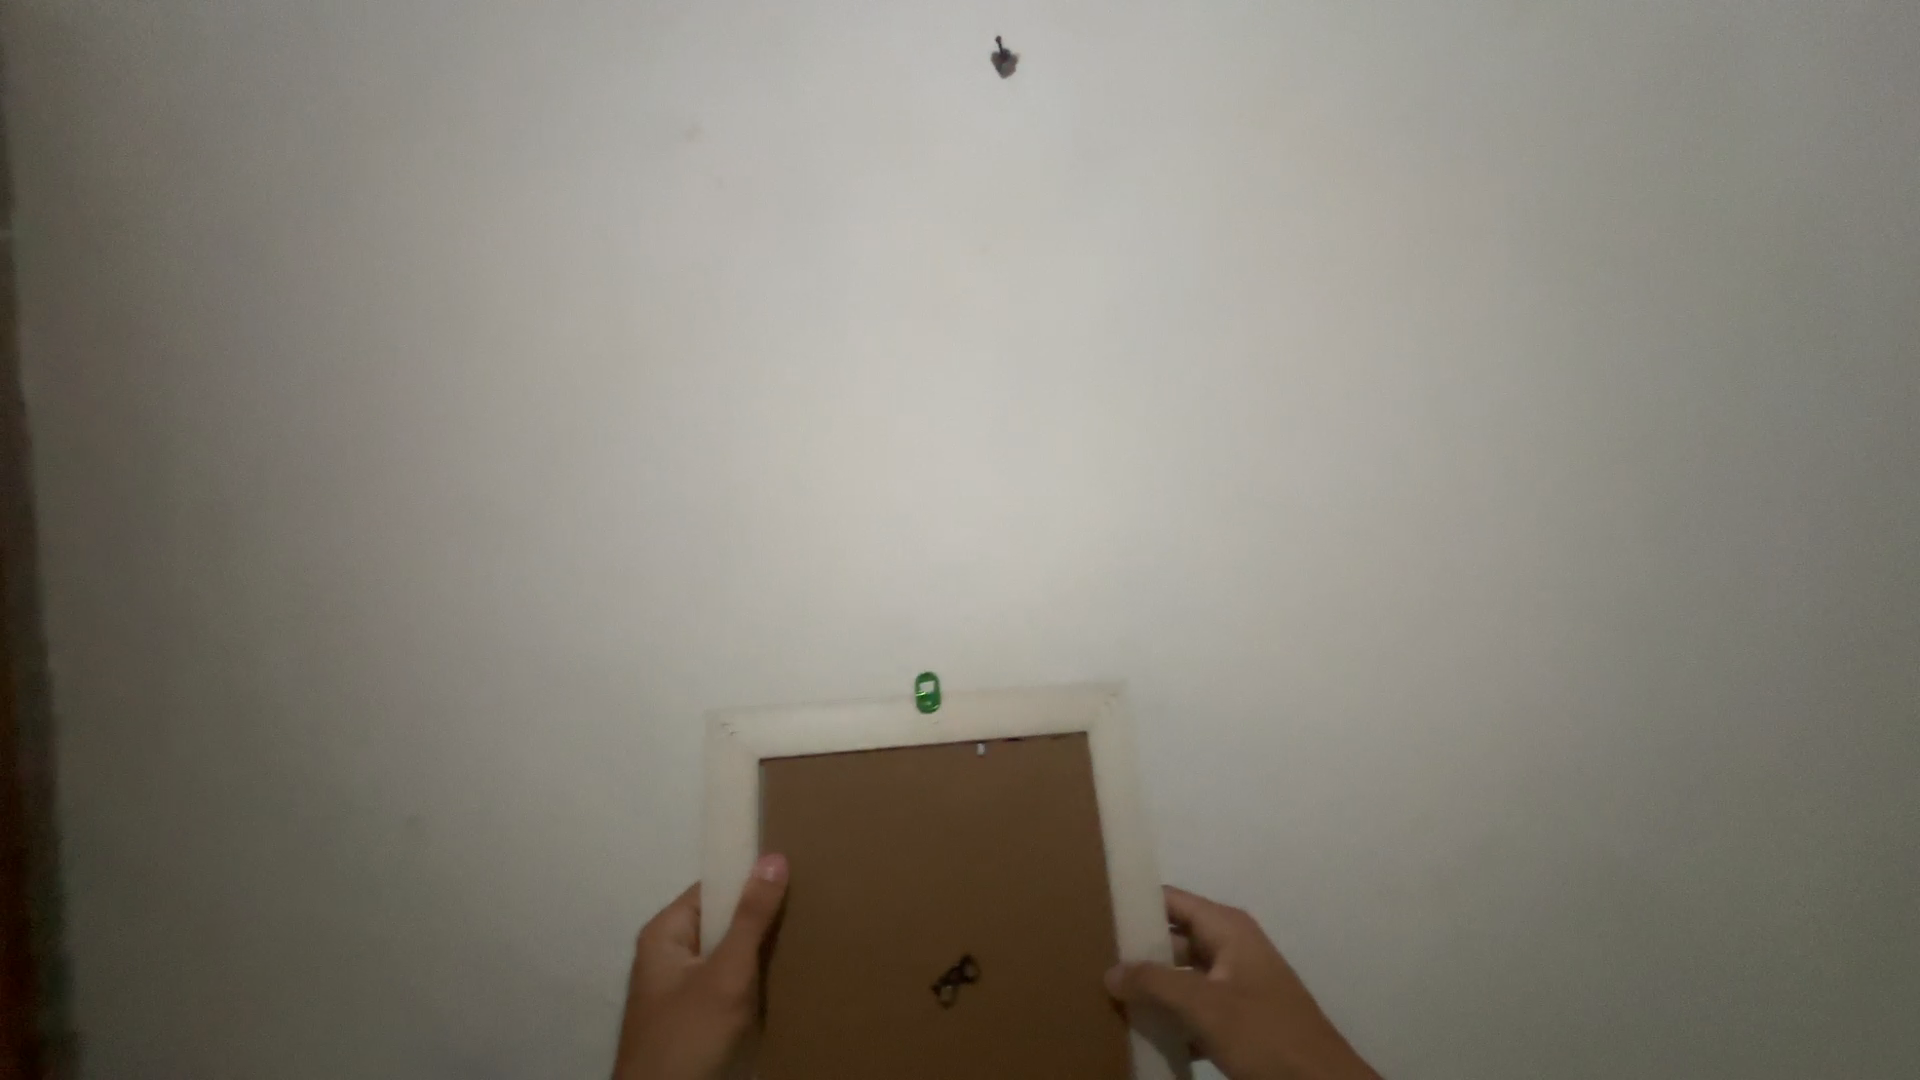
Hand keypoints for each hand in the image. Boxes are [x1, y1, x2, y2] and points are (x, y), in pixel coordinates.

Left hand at [613, 854, 790, 1079]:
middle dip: (761, 917)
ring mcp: (682, 990)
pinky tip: (787, 978)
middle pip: (724, 920)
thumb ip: (751, 917)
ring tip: (806, 937)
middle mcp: (670, 955)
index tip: (795, 872)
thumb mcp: (726, 974)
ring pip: (731, 954)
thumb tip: (774, 856)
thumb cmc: (688, 1040)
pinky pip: (732, 985)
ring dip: (762, 952)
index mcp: (665, 934)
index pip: (715, 887)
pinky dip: (756, 981)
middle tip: (809, 905)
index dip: (750, 878)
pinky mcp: (697, 1020)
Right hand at [1106, 886, 1379, 1079]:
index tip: (1095, 912)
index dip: (1133, 904)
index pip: (1168, 900)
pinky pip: (1196, 1009)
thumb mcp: (1204, 1006)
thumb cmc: (1265, 1034)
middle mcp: (1231, 946)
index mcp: (1226, 927)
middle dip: (1137, 952)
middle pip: (1172, 938)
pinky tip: (1144, 1034)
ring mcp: (1237, 984)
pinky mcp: (1242, 1019)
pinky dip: (1173, 1019)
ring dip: (1153, 990)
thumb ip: (1154, 983)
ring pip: (1182, 977)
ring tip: (1109, 997)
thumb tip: (1110, 970)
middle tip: (1093, 960)